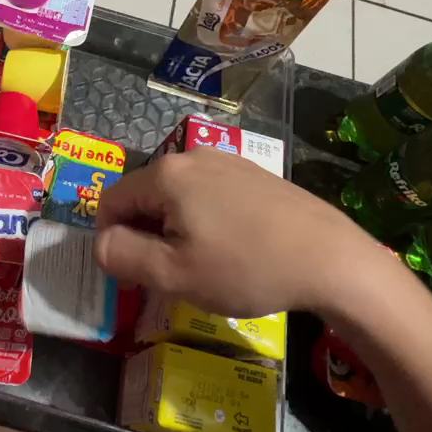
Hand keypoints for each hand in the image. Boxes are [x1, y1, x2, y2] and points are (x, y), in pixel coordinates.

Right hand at [94, 145, 385, 316]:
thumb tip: (100, 243)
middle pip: (145, 196)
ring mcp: (227, 160)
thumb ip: (123, 256)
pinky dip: (207, 221)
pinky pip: (210, 195)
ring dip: (177, 230)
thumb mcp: (175, 275)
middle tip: (173, 275)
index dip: (113, 241)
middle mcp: (192, 155)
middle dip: (147, 235)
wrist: (331, 259)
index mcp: (166, 174)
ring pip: (179, 197)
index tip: (138, 275)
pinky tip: (236, 249)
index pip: (112, 201)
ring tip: (207, 266)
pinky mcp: (253, 174)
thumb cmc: (246, 268)